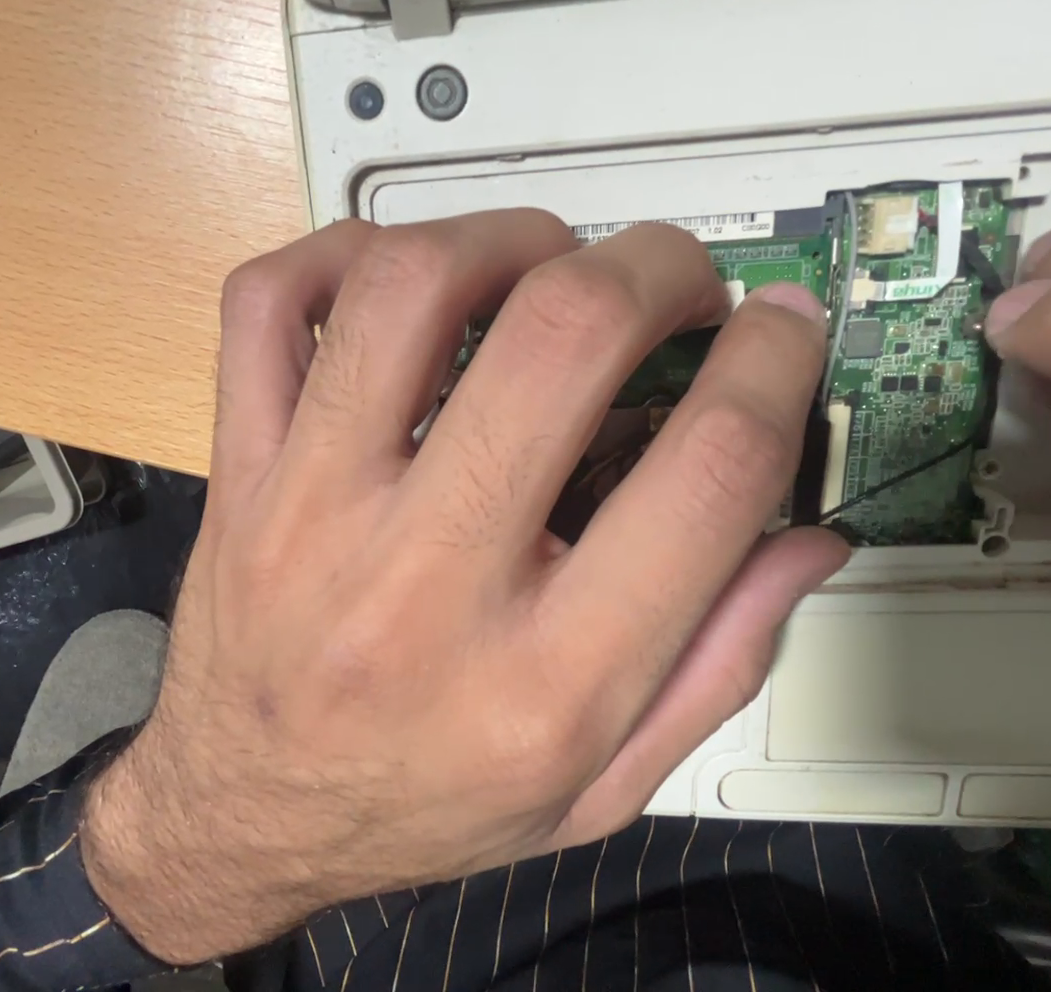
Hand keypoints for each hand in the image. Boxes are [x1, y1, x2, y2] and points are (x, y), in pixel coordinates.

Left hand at [80, 212, 848, 961]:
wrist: (245, 813)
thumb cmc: (422, 805)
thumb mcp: (598, 788)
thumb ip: (718, 663)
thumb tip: (807, 535)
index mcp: (544, 679)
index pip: (706, 473)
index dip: (771, 366)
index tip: (779, 328)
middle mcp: (424, 581)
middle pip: (562, 342)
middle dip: (652, 270)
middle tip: (674, 281)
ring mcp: (311, 511)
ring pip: (410, 291)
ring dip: (507, 237)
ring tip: (547, 262)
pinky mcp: (242, 471)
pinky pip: (270, 308)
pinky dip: (342, 251)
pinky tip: (402, 278)